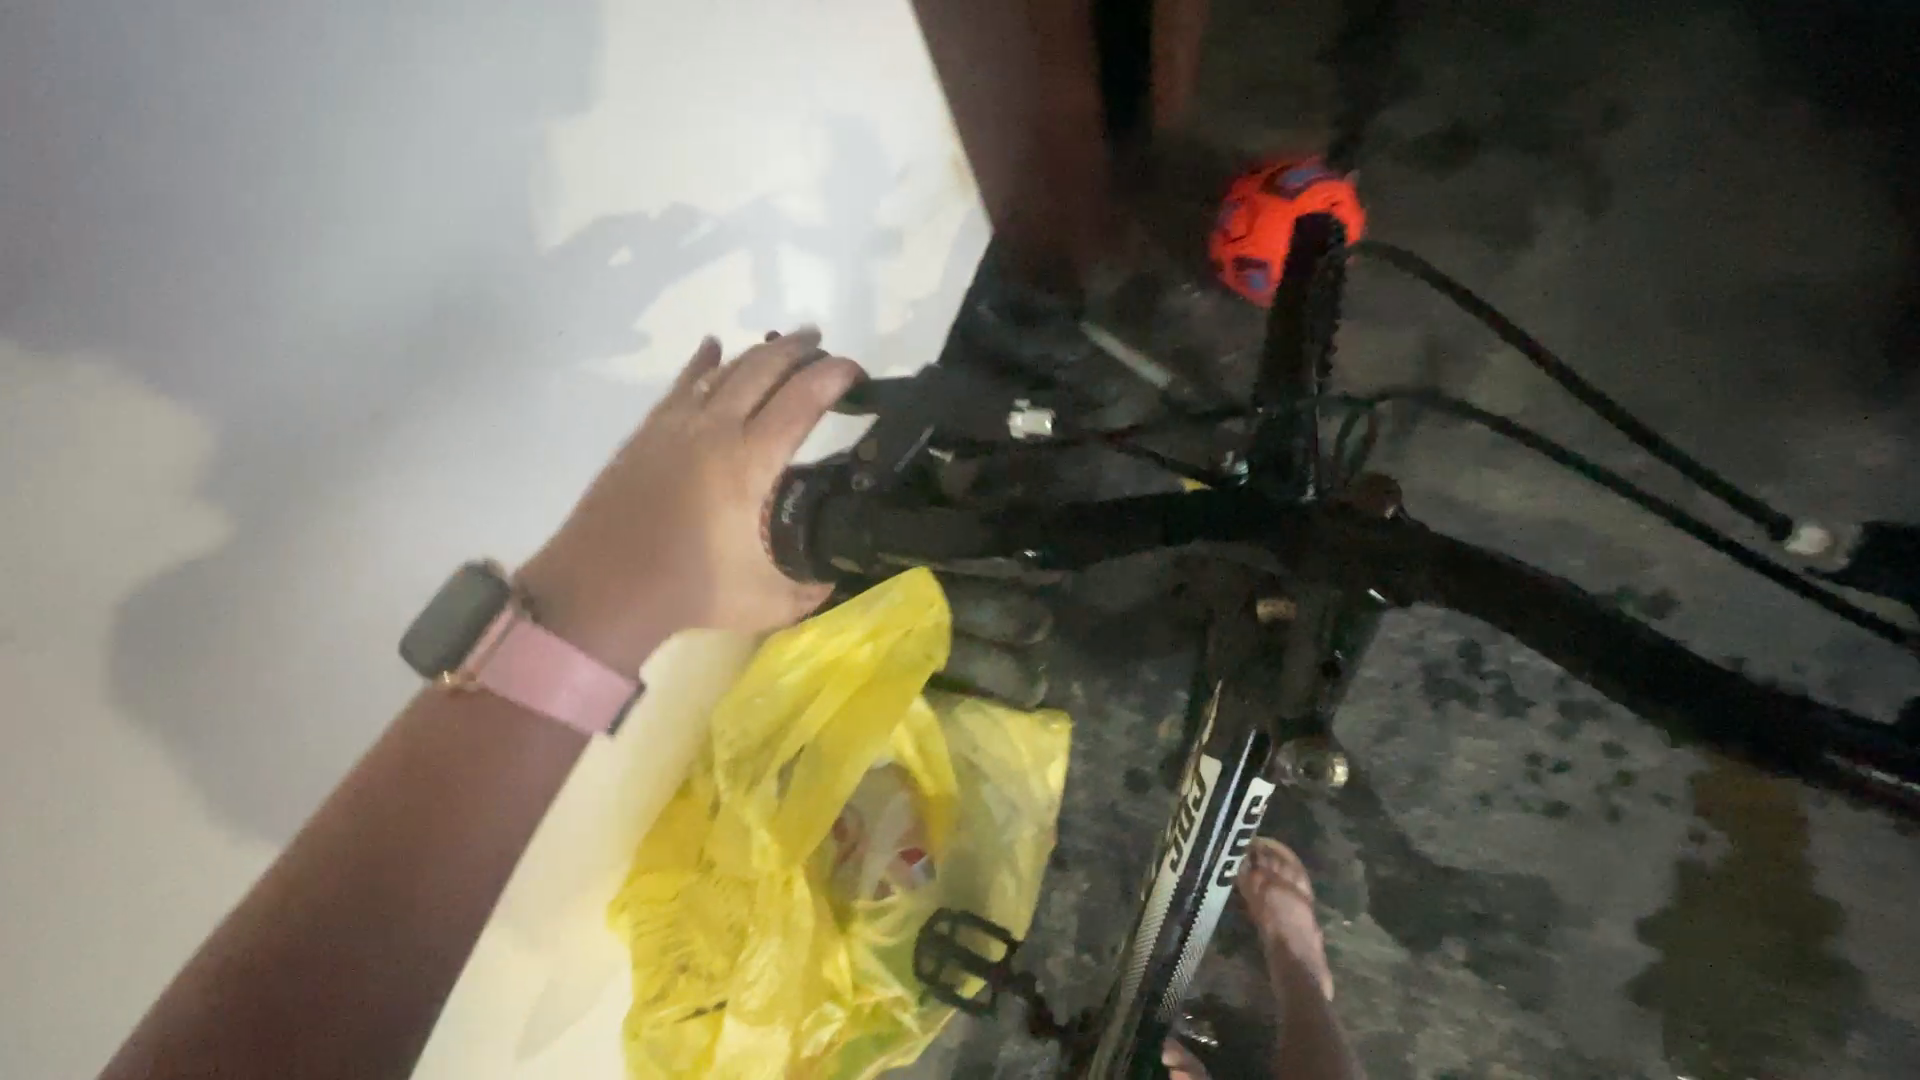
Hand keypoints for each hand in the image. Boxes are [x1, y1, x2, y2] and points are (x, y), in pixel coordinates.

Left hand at [518, 329, 863, 670]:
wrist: (603, 589)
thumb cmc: (690, 592)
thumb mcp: (769, 601)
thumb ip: (811, 587)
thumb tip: (833, 575)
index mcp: (751, 462)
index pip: (804, 399)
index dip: (835, 376)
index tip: (858, 373)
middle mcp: (716, 429)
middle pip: (766, 368)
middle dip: (801, 350)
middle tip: (826, 348)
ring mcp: (677, 425)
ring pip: (726, 369)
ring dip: (761, 352)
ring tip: (785, 346)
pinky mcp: (648, 432)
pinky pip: (683, 383)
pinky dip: (705, 362)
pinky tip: (714, 348)